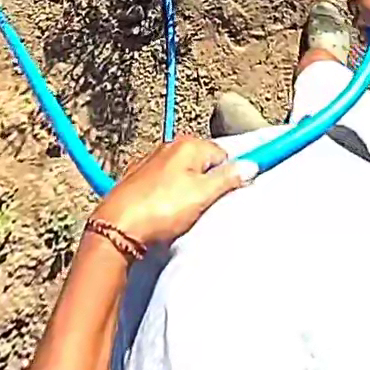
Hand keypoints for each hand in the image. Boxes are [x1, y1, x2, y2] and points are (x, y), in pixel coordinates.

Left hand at [91, 137, 253, 246]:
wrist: (117, 225)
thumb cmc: (162, 208)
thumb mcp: (203, 195)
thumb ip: (228, 178)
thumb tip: (251, 165)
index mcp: (189, 144)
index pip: (222, 154)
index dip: (226, 176)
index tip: (224, 195)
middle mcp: (170, 145)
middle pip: (201, 162)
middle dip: (205, 182)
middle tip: (201, 208)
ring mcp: (152, 159)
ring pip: (181, 171)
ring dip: (184, 188)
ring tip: (180, 213)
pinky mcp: (137, 175)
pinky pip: (162, 181)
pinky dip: (166, 192)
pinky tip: (163, 211)